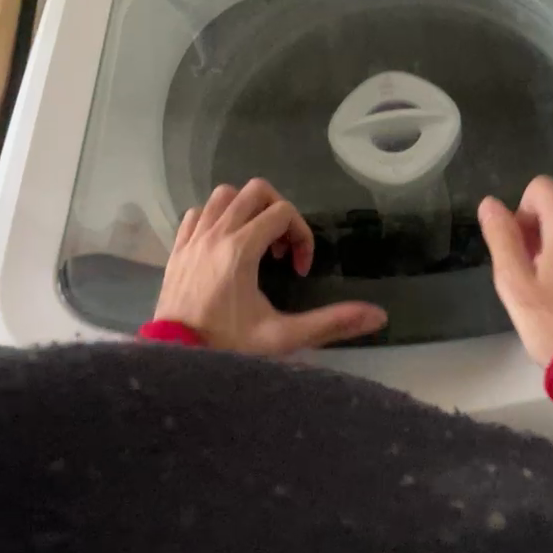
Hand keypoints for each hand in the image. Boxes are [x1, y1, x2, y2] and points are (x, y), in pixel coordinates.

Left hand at [154, 179, 386, 354]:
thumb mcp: (282, 338)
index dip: (301, 234)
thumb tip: (379, 315)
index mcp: (240, 249)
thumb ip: (330, 323)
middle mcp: (216, 233)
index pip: (283, 212)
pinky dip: (216, 218)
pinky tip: (224, 245)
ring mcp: (192, 238)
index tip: (299, 269)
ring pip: (223, 195)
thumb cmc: (227, 347)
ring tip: (256, 242)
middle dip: (278, 211)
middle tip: (281, 248)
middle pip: (255, 191)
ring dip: (246, 210)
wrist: (173, 361)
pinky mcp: (177, 248)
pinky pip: (197, 213)